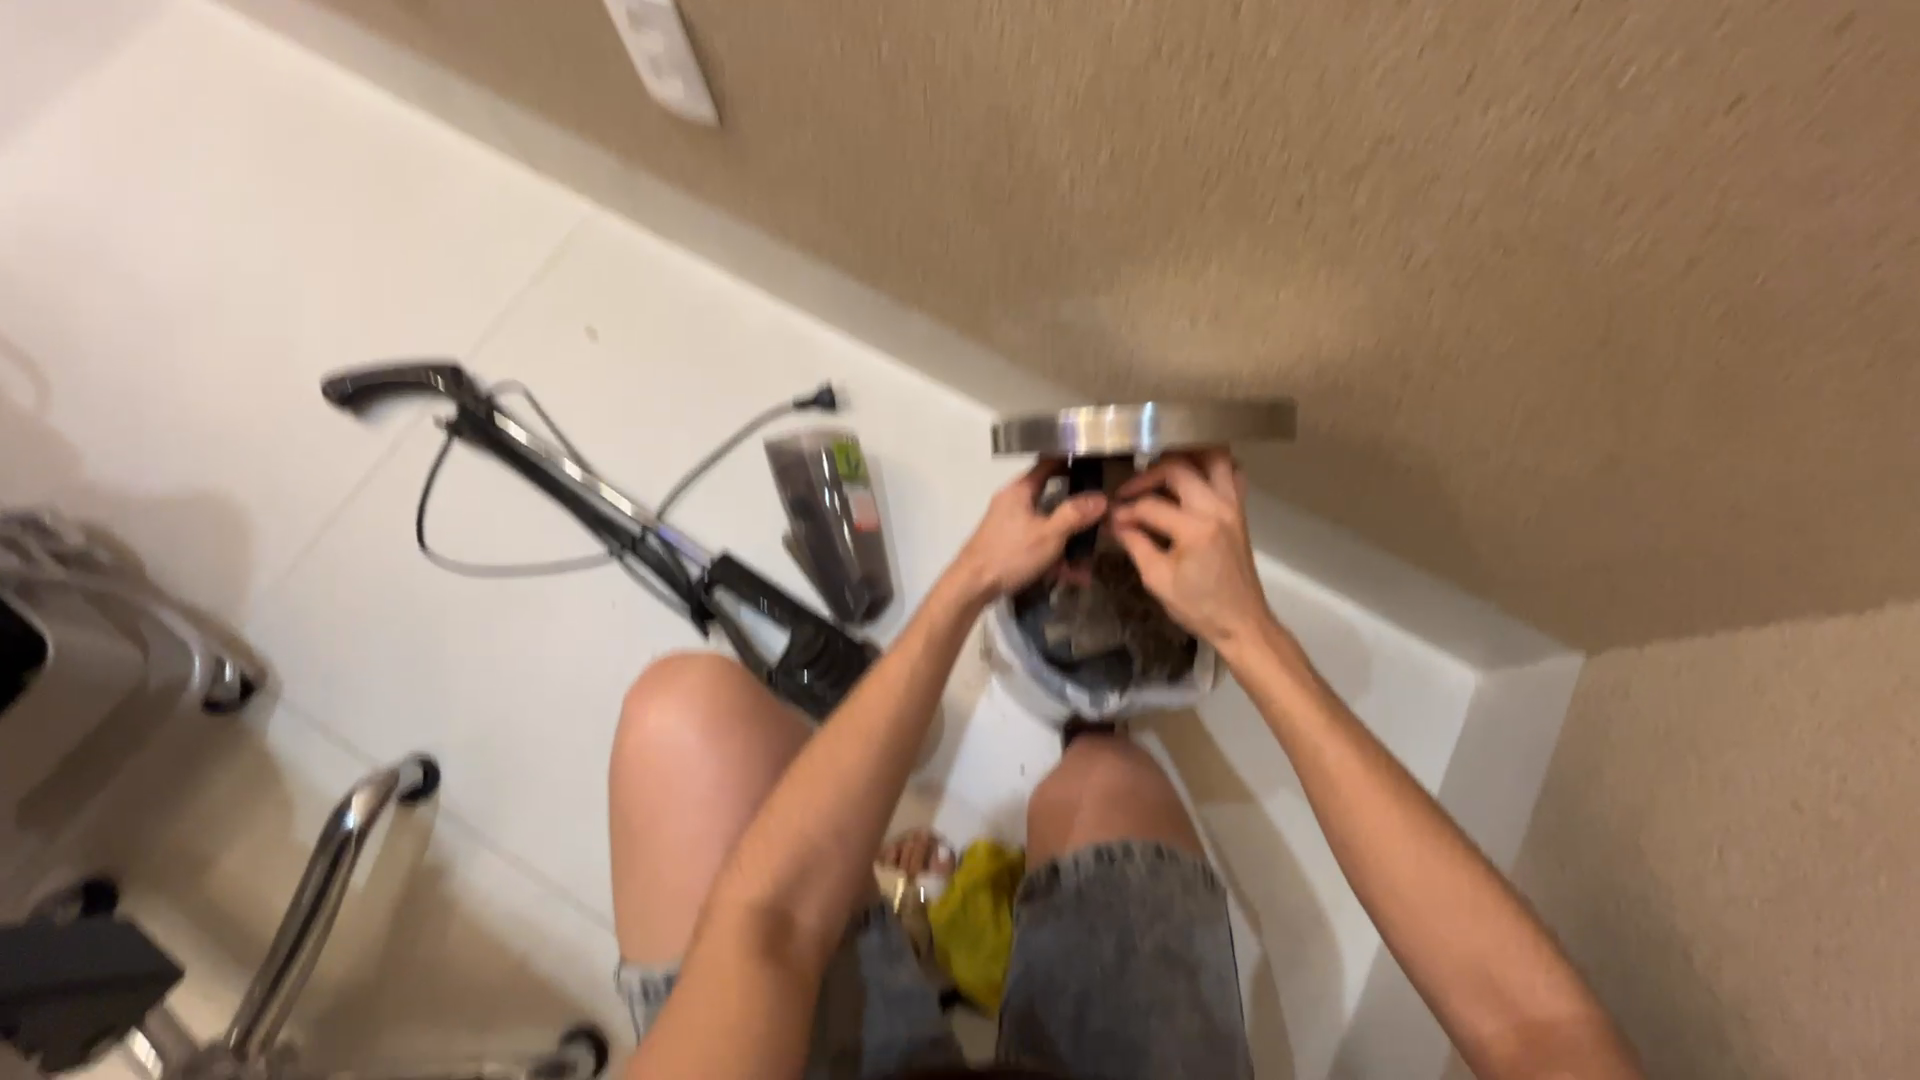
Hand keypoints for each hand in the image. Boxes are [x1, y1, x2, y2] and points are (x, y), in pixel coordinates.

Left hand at [949, 462, 1107, 601]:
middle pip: (1052, 499)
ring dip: (1069, 544)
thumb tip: (1102, 497)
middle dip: (1077, 515)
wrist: (972, 586)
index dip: (1072, 462)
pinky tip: (1072, 577)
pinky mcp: (1009, 545)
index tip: (1096, 465)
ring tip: (1088, 564)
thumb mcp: (1049, 534)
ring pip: (1047, 527)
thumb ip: (1075, 514)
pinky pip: (1038, 545)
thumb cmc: (1010, 553)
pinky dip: (1055, 558)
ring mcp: (1010, 525)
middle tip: (1101, 520)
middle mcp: (1013, 502)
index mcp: (1020, 490)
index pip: (1048, 464)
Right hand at [1110, 450, 1276, 648]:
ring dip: (1185, 457)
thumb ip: (1135, 544)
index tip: (1111, 518)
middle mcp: (1218, 508)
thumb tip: (1115, 521)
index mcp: (1196, 529)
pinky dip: (1211, 468)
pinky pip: (1231, 473)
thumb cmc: (1197, 607)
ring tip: (1161, 471)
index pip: (1151, 505)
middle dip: (1148, 476)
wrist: (1241, 622)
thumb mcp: (1156, 579)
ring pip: (1213, 457)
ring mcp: (1233, 506)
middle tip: (1130, 492)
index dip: (1126, 510)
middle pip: (1178, 468)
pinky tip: (1191, 479)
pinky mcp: (1239, 510)